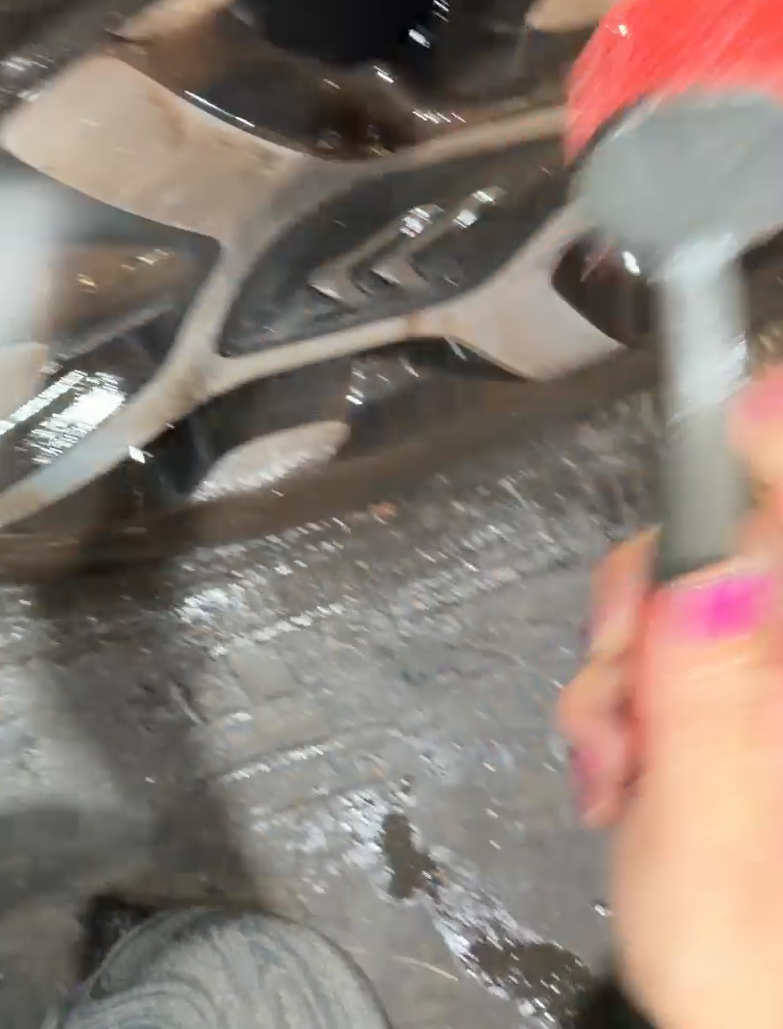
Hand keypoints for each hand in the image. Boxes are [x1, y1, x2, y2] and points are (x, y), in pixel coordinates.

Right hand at [558, 367, 782, 1028]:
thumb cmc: (760, 981)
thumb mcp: (710, 853)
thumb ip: (713, 713)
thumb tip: (708, 581)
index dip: (765, 465)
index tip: (736, 403)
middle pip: (732, 579)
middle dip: (640, 616)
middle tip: (610, 690)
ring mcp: (775, 705)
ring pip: (689, 627)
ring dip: (620, 676)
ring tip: (610, 764)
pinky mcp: (750, 724)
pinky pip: (678, 673)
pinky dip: (630, 701)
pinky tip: (623, 761)